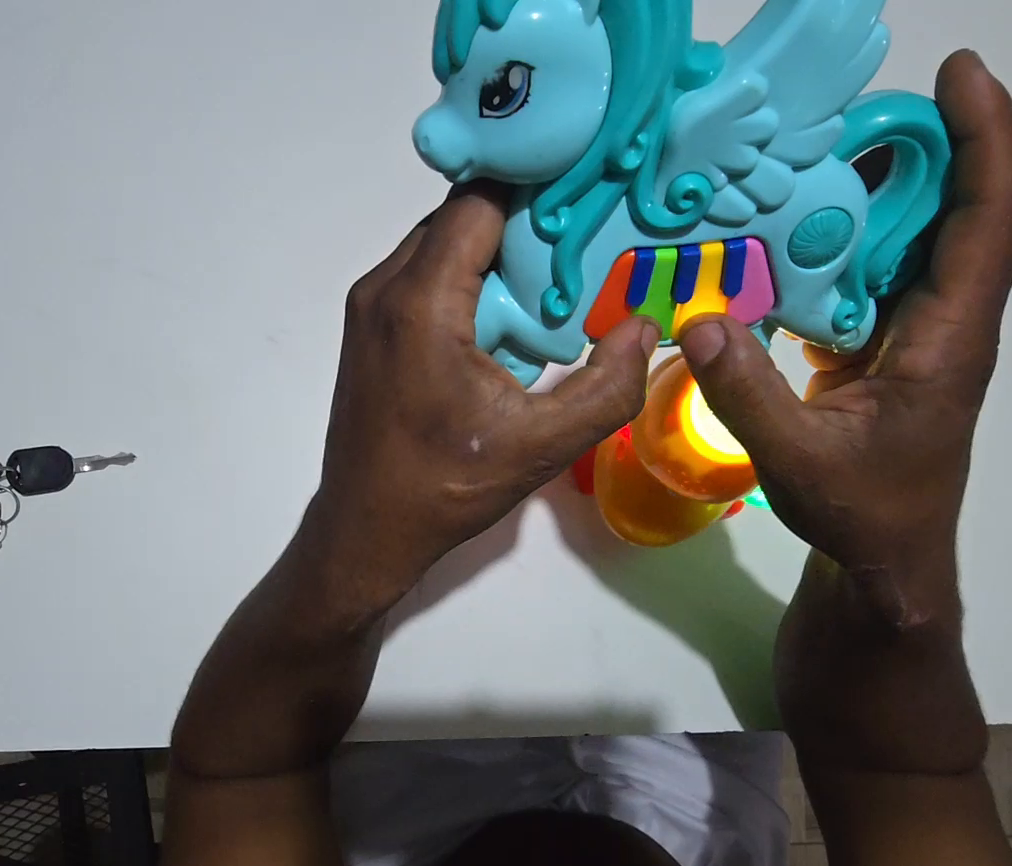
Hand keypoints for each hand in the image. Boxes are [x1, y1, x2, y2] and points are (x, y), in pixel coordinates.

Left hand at [300, 183, 655, 612]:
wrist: (366, 529)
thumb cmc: (445, 488)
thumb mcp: (541, 447)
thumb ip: (606, 388)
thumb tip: (644, 328)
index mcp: (420, 302)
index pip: (481, 201)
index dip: (537, 189)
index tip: (589, 198)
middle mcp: (383, 289)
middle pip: (460, 218)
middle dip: (521, 225)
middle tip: (580, 249)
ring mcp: (368, 309)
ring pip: (440, 248)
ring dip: (493, 258)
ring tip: (548, 289)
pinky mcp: (367, 331)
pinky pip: (423, 280)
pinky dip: (466, 284)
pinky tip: (503, 324)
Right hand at [677, 51, 1011, 623]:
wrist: (886, 559)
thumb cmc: (862, 514)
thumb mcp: (796, 460)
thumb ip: (746, 392)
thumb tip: (697, 317)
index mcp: (949, 338)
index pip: (990, 214)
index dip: (985, 134)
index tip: (956, 72)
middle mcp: (945, 323)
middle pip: (953, 211)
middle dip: (912, 149)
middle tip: (840, 119)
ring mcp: (915, 337)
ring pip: (908, 244)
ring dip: (869, 198)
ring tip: (804, 169)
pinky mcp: (883, 353)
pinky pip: (867, 282)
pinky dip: (834, 253)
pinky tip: (781, 249)